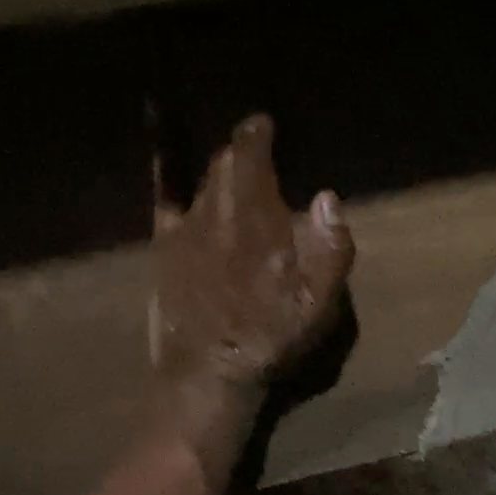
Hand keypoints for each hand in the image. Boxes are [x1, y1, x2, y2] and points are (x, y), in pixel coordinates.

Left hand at [150, 114, 355, 421]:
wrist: (208, 371)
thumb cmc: (270, 334)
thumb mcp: (319, 302)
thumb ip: (331, 246)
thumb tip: (327, 196)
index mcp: (256, 216)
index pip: (251, 154)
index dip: (257, 133)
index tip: (264, 123)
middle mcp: (217, 210)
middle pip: (225, 165)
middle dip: (241, 152)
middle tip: (256, 152)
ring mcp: (184, 228)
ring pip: (201, 183)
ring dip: (219, 172)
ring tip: (233, 172)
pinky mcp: (164, 249)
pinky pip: (165, 202)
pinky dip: (167, 177)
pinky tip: (165, 162)